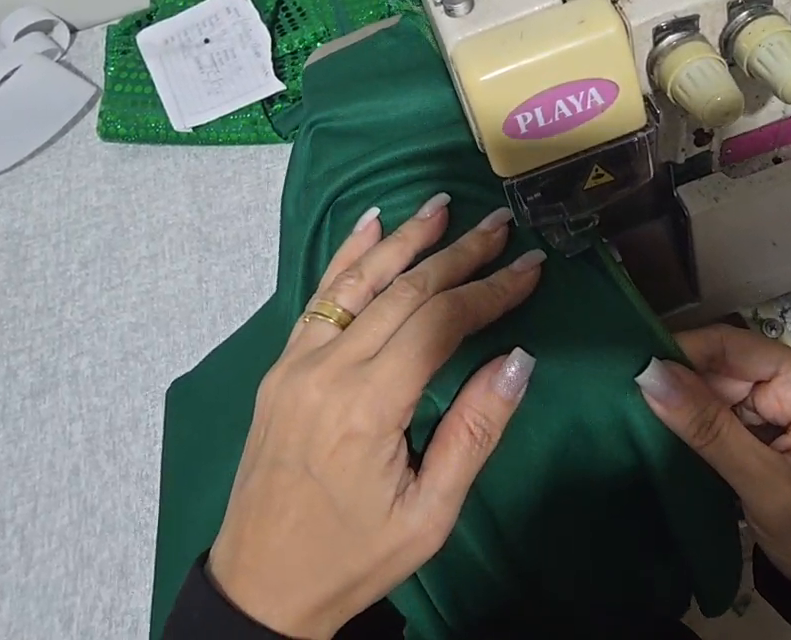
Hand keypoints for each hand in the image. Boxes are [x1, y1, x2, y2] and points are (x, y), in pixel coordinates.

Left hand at [210, 194, 545, 638]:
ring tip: (443, 205)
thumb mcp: (430, 514)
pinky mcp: (281, 365)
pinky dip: (347, 255)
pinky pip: (319, 297)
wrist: (261, 585)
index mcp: (369, 407)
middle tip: (501, 224)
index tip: (530, 267)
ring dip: (405, 238)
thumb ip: (475, 431)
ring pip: (359, 281)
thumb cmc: (354, 555)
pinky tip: (371, 223)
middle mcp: (329, 369)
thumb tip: (519, 359)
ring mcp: (298, 361)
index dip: (489, 290)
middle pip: (405, 291)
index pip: (440, 323)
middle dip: (459, 253)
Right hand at [636, 325, 790, 620]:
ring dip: (683, 402)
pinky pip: (722, 407)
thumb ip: (708, 429)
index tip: (631, 367)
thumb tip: (649, 374)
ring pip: (716, 385)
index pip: (734, 346)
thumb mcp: (767, 488)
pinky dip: (696, 421)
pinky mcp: (770, 422)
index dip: (681, 352)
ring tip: (637, 411)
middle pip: (722, 363)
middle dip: (679, 381)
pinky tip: (666, 427)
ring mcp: (784, 400)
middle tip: (627, 396)